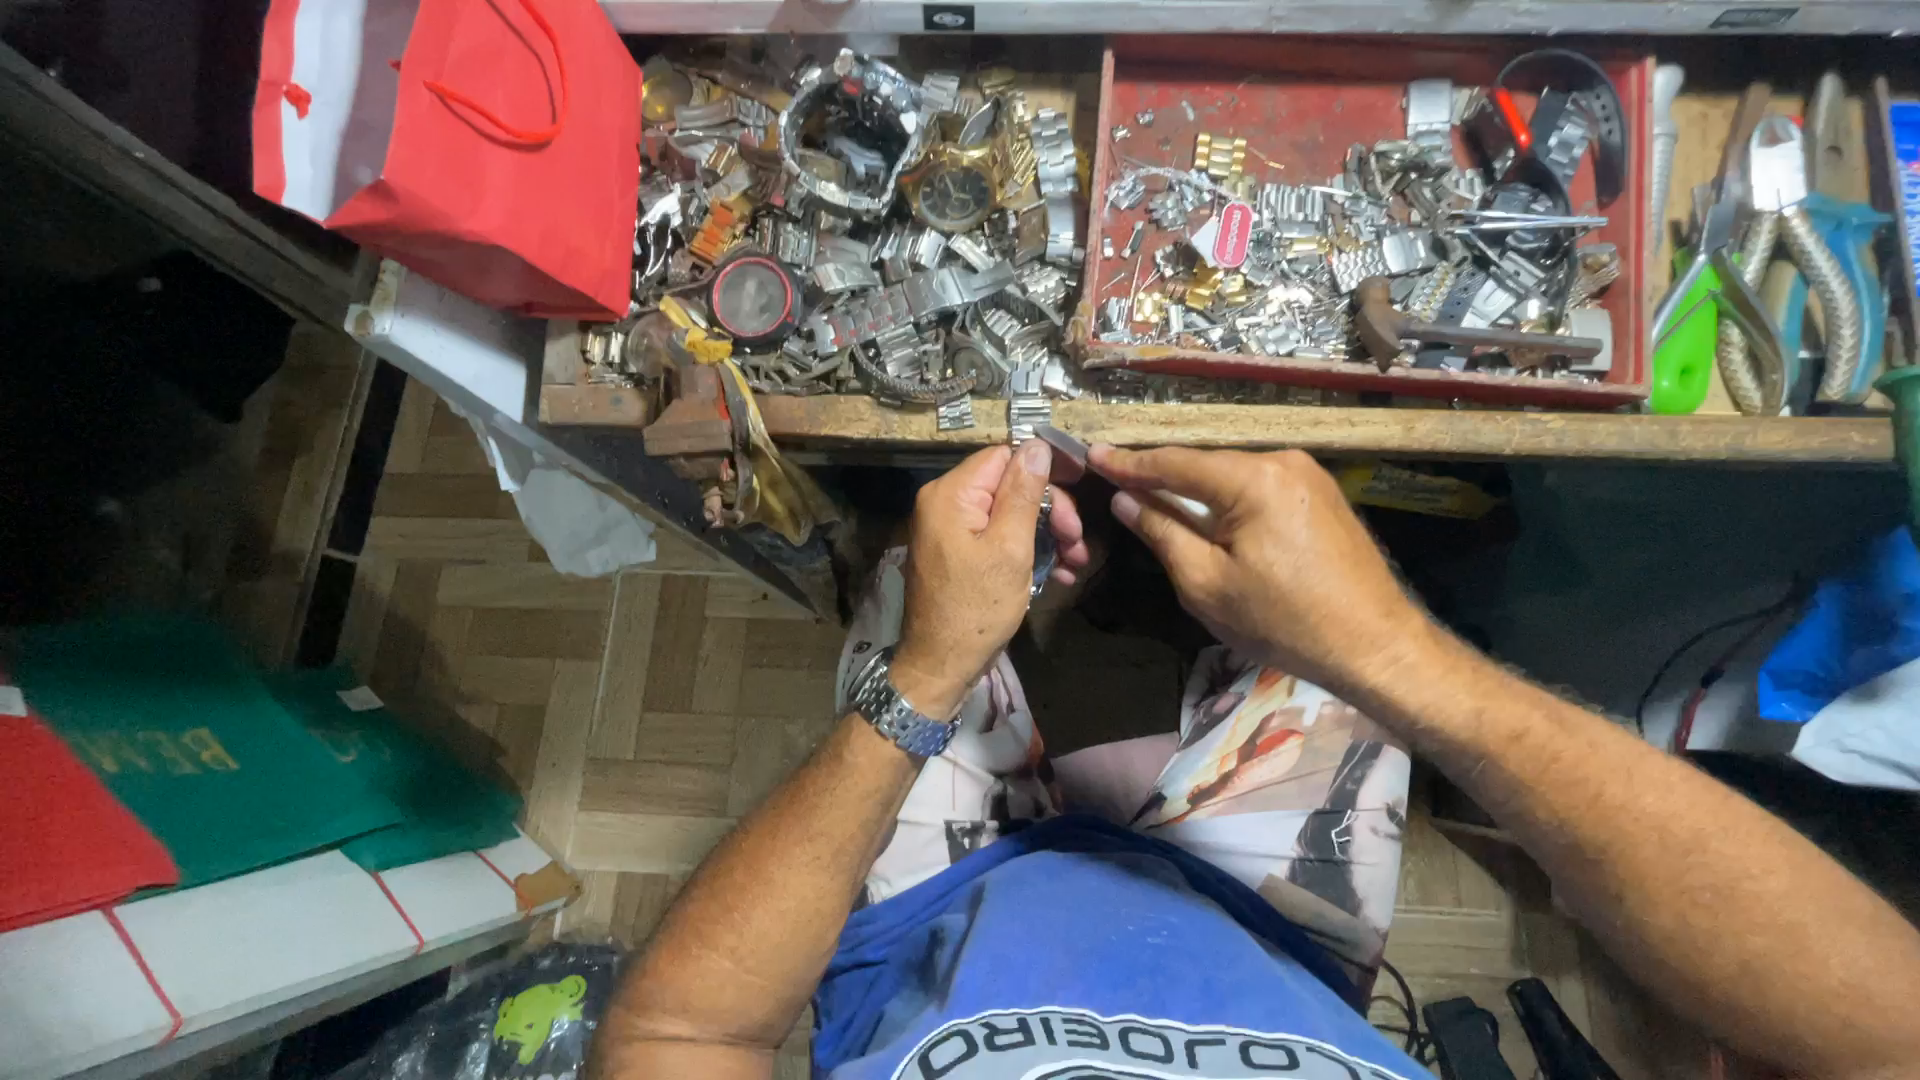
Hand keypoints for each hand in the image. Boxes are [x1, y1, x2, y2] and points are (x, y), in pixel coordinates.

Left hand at [894, 441, 1089, 716]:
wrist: (941, 665)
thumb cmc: (976, 608)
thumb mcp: (1009, 549)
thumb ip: (1023, 493)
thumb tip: (1037, 445)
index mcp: (951, 494)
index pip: (1004, 456)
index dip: (1045, 470)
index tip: (1079, 489)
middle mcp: (944, 503)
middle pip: (1009, 485)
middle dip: (1050, 510)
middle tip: (1077, 541)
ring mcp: (950, 530)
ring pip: (1009, 514)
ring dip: (1046, 534)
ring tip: (1075, 563)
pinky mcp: (959, 553)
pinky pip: (997, 538)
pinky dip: (1027, 552)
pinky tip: (1059, 573)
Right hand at [1089, 445, 1431, 696]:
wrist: (1374, 646)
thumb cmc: (1282, 621)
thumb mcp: (1205, 583)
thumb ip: (1161, 531)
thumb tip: (1126, 499)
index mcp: (1252, 479)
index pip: (1174, 463)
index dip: (1129, 462)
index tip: (1093, 455)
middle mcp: (1282, 462)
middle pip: (1203, 463)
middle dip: (1160, 474)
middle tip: (1116, 478)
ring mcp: (1307, 475)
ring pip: (1230, 474)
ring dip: (1193, 488)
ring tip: (1153, 497)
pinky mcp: (1320, 495)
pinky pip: (1256, 486)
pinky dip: (1224, 497)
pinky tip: (1205, 514)